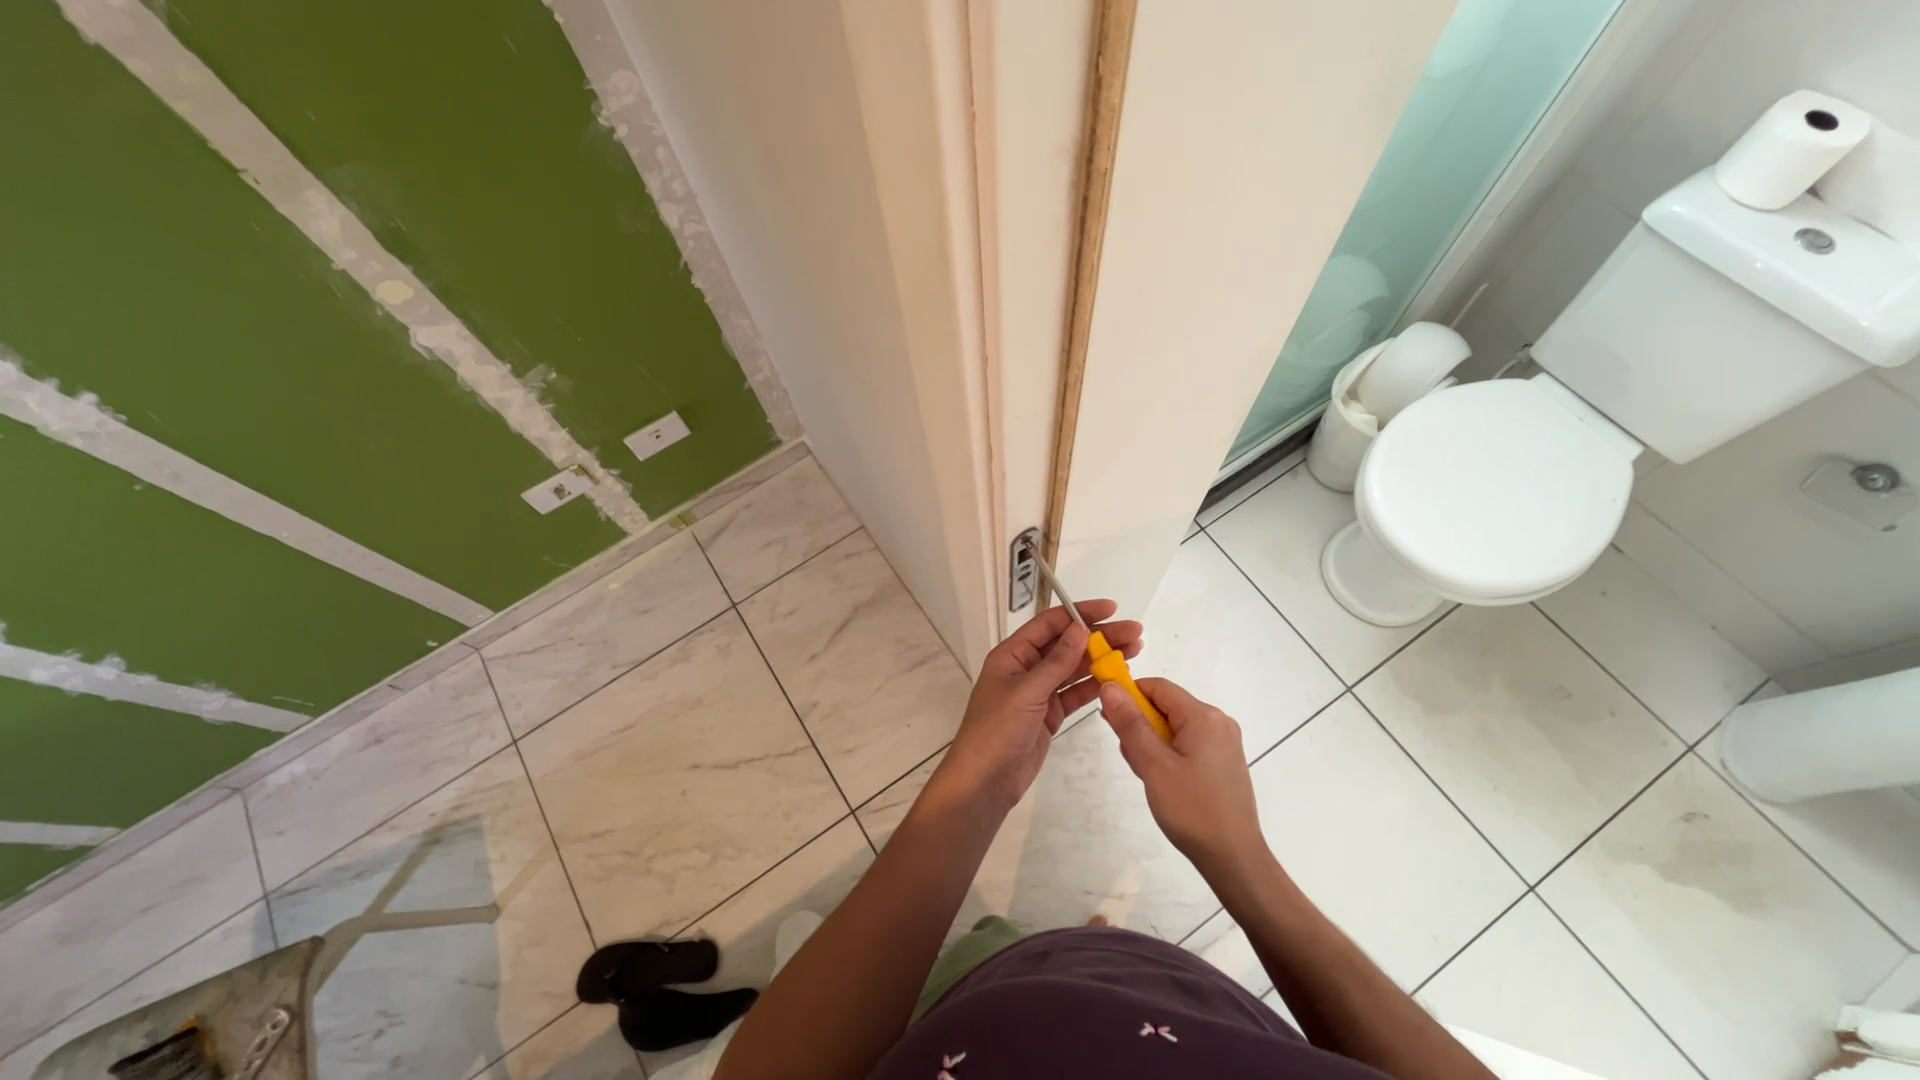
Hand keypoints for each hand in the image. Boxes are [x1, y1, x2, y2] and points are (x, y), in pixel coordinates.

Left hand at [929, 602, 1142, 816]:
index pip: (1049, 624)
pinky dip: (1095, 686)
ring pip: (1074, 669)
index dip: (1080, 613)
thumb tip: (1080, 629)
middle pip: (1067, 645)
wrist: (984, 781)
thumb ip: (1056, 662)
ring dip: (1102, 659)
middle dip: (1100, 637)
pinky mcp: (1049, 715)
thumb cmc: (996, 730)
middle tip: (1135, 632)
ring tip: (1135, 651)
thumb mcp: (1027, 691)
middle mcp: (1026, 668)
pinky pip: (1075, 693)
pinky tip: (1117, 678)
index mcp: (1012, 654)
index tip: (1112, 609)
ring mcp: (1039, 692)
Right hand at [1099, 677, 1266, 873]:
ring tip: (1149, 777)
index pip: (1158, 687)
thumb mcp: (1154, 766)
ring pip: (1175, 728)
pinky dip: (1169, 755)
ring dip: (1153, 744)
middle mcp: (1218, 722)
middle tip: (1132, 758)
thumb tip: (1110, 687)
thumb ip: (1130, 724)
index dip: (1129, 695)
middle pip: (1166, 707)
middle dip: (1141, 725)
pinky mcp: (1223, 761)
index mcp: (1204, 716)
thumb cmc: (1192, 809)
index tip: (1109, 717)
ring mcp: (1224, 742)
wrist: (1233, 857)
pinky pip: (1188, 744)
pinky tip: (1164, 783)